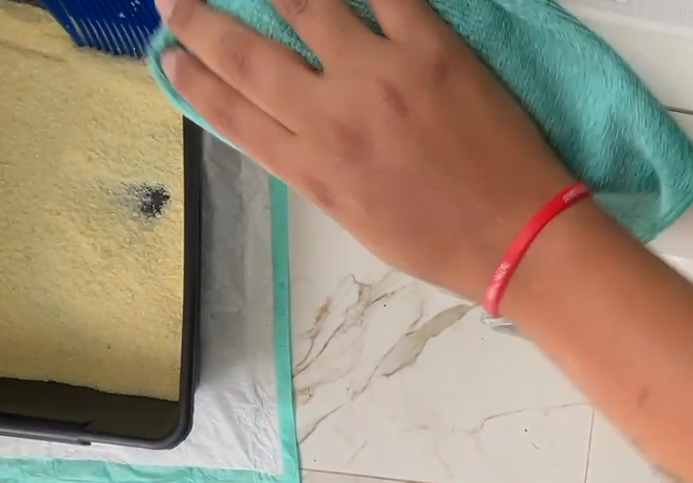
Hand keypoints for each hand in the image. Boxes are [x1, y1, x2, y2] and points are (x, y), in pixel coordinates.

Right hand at [154, 0, 575, 299]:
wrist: (521, 242)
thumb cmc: (450, 248)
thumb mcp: (368, 227)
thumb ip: (324, 178)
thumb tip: (294, 137)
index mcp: (316, 174)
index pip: (232, 115)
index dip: (195, 81)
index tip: (171, 57)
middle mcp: (332, 119)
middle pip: (245, 53)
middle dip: (199, 20)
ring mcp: (378, 76)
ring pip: (301, 1)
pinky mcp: (430, 49)